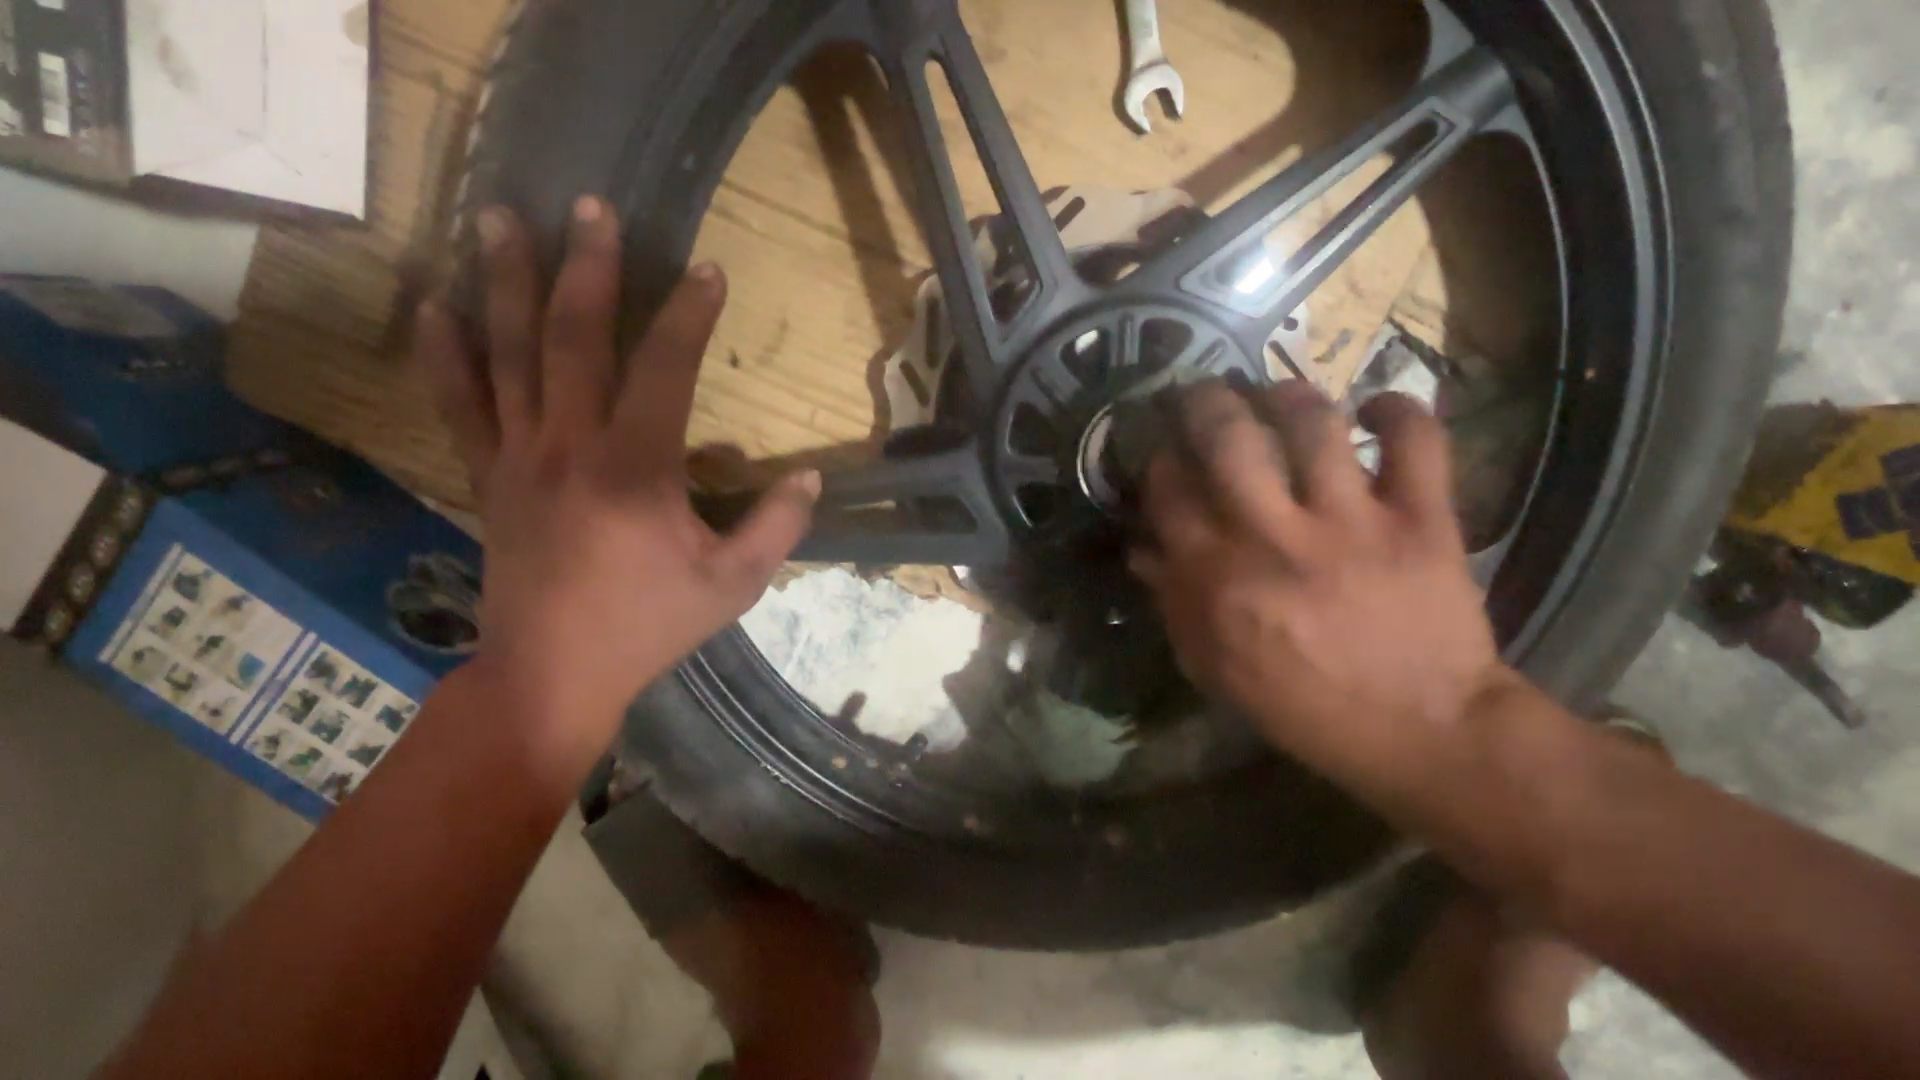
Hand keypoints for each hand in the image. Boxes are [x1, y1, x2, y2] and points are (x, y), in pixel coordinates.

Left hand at [414, 197, 817, 736]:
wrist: (551, 674)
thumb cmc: (647, 627)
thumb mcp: (734, 585)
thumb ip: (777, 527)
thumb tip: (810, 478)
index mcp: (636, 470)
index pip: (666, 369)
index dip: (689, 315)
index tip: (707, 271)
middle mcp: (570, 446)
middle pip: (573, 338)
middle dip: (587, 267)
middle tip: (590, 205)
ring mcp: (519, 457)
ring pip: (508, 354)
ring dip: (505, 282)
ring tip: (496, 216)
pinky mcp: (489, 475)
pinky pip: (460, 403)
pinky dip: (446, 353)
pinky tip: (435, 304)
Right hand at [1130, 379, 1516, 780]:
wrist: (1423, 731)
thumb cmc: (1304, 707)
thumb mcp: (1215, 669)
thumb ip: (1174, 603)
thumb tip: (1141, 547)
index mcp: (1218, 579)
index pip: (1169, 490)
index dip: (1158, 459)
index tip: (1163, 453)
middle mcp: (1275, 537)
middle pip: (1228, 436)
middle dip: (1205, 401)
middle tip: (1204, 394)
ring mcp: (1352, 522)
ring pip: (1313, 423)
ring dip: (1288, 395)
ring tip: (1277, 396)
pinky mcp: (1421, 518)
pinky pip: (1416, 441)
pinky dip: (1399, 412)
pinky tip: (1375, 408)